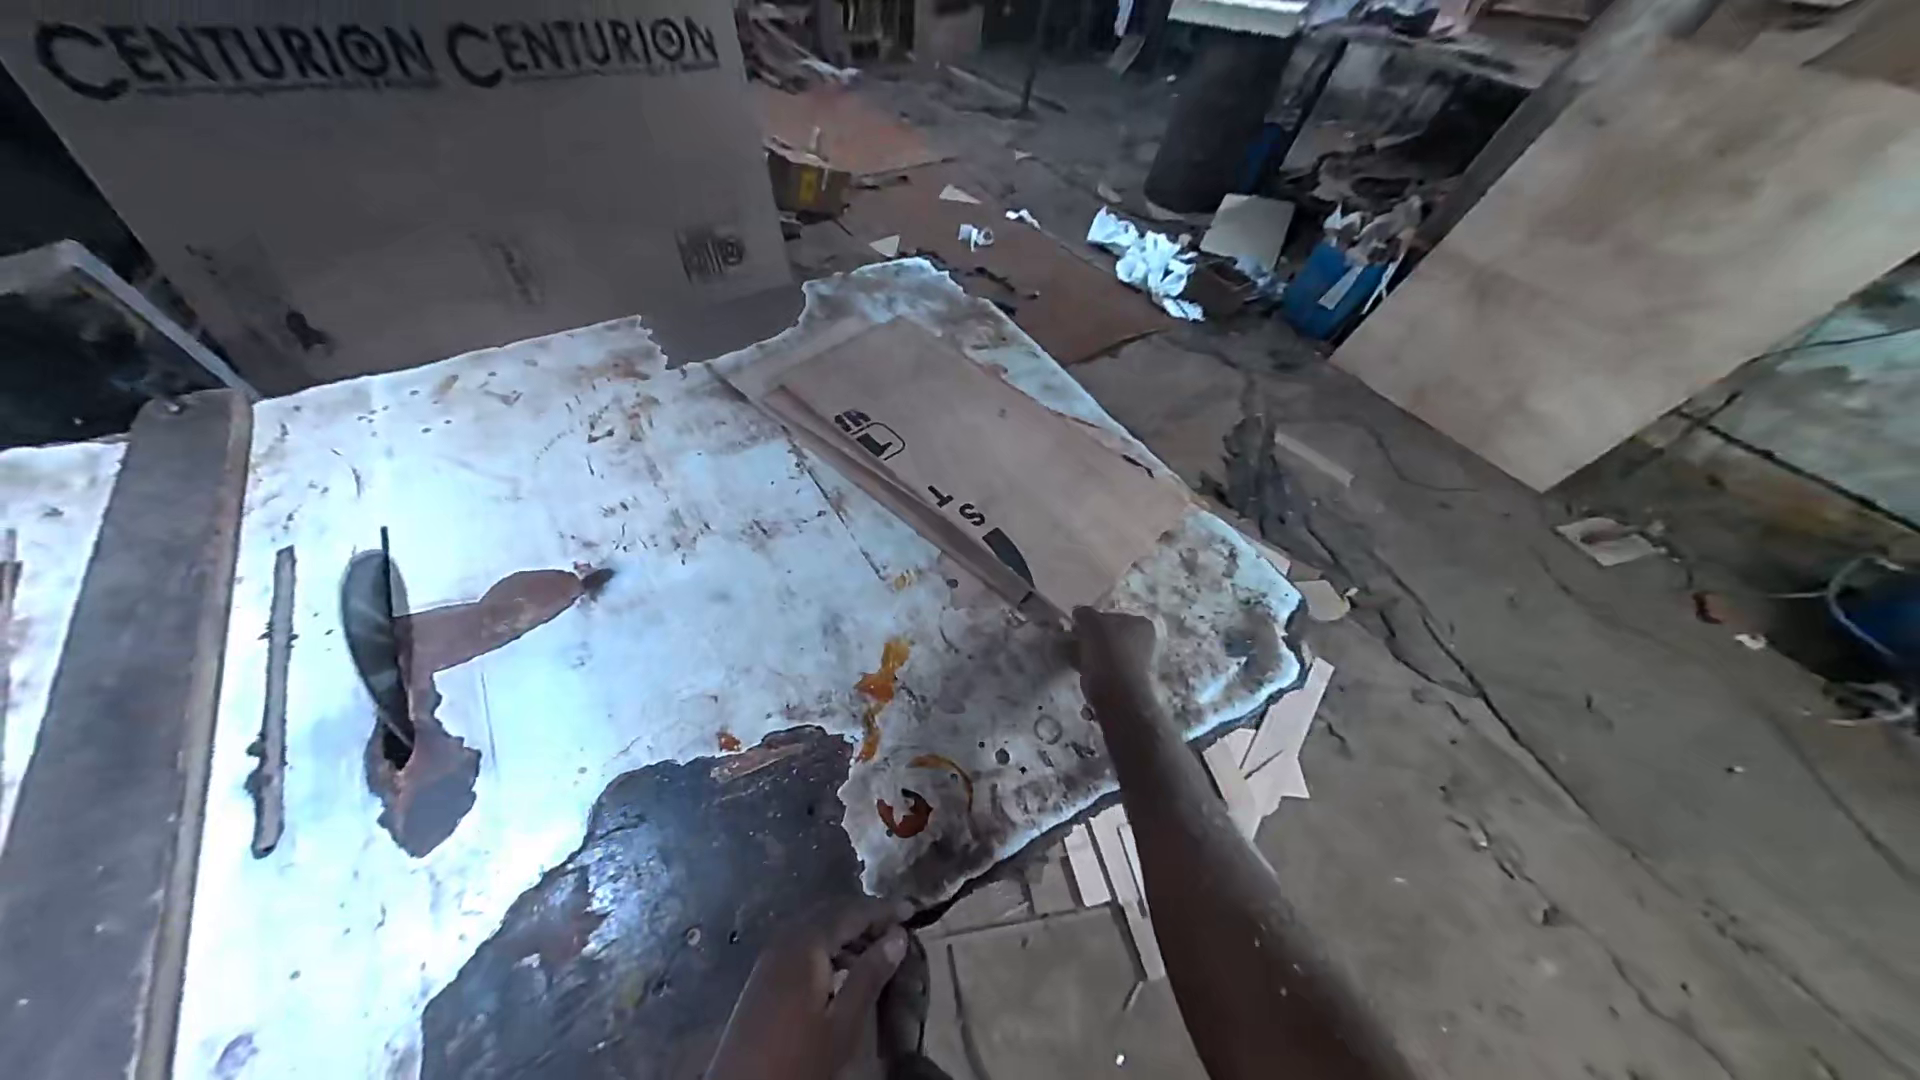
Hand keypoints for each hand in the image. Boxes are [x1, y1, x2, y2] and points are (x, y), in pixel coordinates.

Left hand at [705, 898, 910, 1079]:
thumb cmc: (795, 1062)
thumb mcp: (842, 1025)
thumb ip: (870, 975)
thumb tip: (898, 935)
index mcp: (806, 943)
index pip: (852, 911)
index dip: (883, 909)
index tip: (913, 910)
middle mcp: (787, 939)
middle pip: (833, 912)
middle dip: (866, 916)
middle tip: (897, 928)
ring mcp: (772, 956)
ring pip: (818, 927)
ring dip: (848, 932)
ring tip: (877, 950)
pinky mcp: (765, 976)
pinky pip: (805, 944)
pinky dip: (830, 946)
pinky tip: (844, 969)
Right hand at [1072, 607, 1159, 717]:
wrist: (1114, 692)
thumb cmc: (1108, 651)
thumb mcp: (1092, 622)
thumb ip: (1084, 613)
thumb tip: (1079, 614)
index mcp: (1141, 623)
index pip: (1112, 614)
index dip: (1093, 618)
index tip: (1078, 625)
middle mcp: (1142, 640)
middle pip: (1108, 632)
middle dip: (1090, 635)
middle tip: (1073, 638)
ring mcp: (1134, 661)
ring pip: (1104, 649)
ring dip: (1088, 650)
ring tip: (1072, 652)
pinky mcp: (1123, 677)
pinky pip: (1102, 664)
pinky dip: (1090, 664)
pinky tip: (1076, 665)